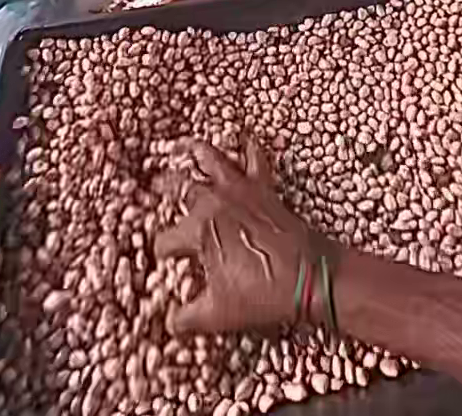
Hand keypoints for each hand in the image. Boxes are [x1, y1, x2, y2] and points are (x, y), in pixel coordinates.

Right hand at [154, 138, 323, 335]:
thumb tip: (172, 323)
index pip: (167, 240)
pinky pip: (254, 158)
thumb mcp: (218, 313)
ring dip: (197, 152)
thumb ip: (188, 317)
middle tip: (156, 185)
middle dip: (165, 188)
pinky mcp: (262, 186)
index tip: (166, 260)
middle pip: (182, 188)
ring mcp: (239, 189)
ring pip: (212, 159)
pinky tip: (245, 138)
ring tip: (186, 145)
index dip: (164, 252)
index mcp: (199, 230)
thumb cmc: (260, 292)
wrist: (306, 274)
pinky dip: (249, 147)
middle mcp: (215, 201)